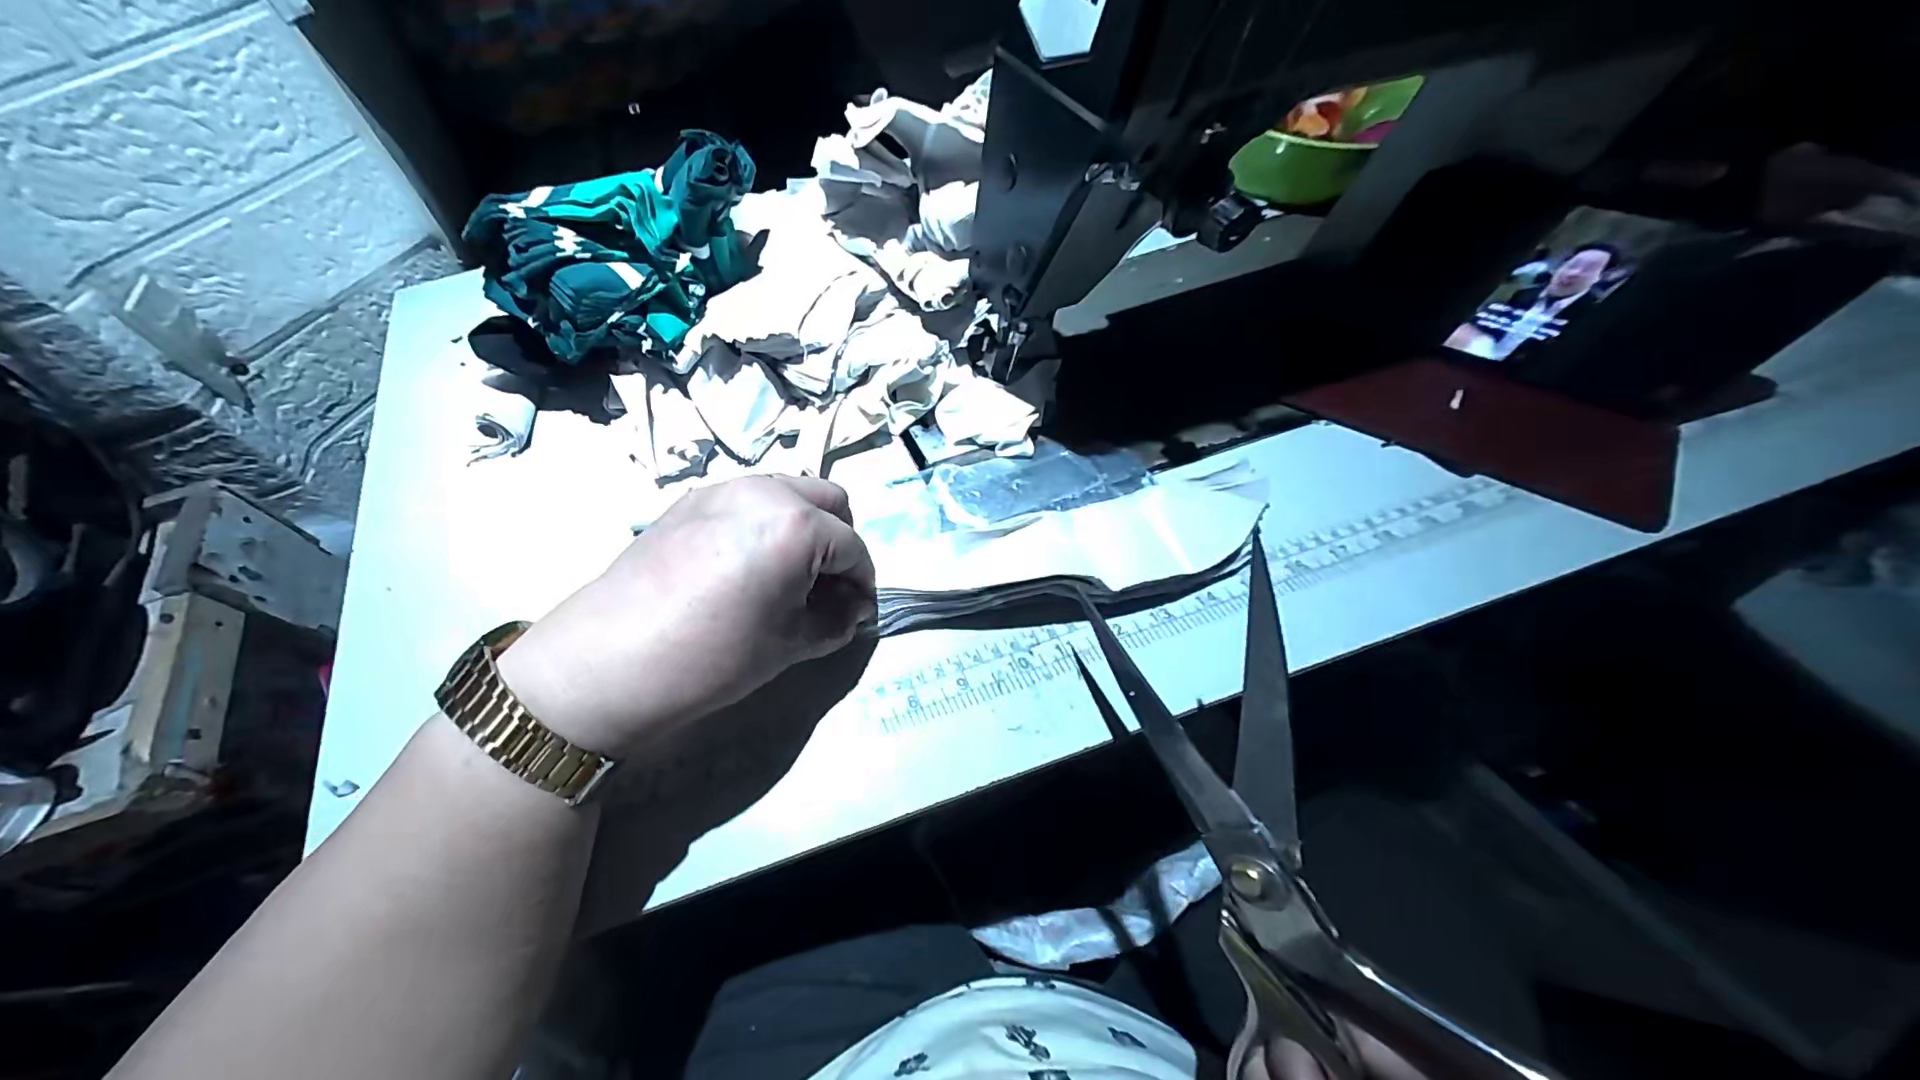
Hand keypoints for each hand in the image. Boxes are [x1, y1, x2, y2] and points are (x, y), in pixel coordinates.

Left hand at [495, 475, 876, 757]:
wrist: (610, 660)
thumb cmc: (713, 656)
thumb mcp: (790, 644)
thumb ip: (836, 620)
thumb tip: (854, 608)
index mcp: (798, 524)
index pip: (853, 548)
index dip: (864, 583)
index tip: (858, 611)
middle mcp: (766, 490)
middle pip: (830, 502)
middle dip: (839, 543)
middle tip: (826, 587)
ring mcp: (724, 488)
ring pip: (790, 491)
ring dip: (805, 526)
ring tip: (787, 573)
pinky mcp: (692, 498)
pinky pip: (751, 498)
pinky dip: (767, 522)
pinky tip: (746, 565)